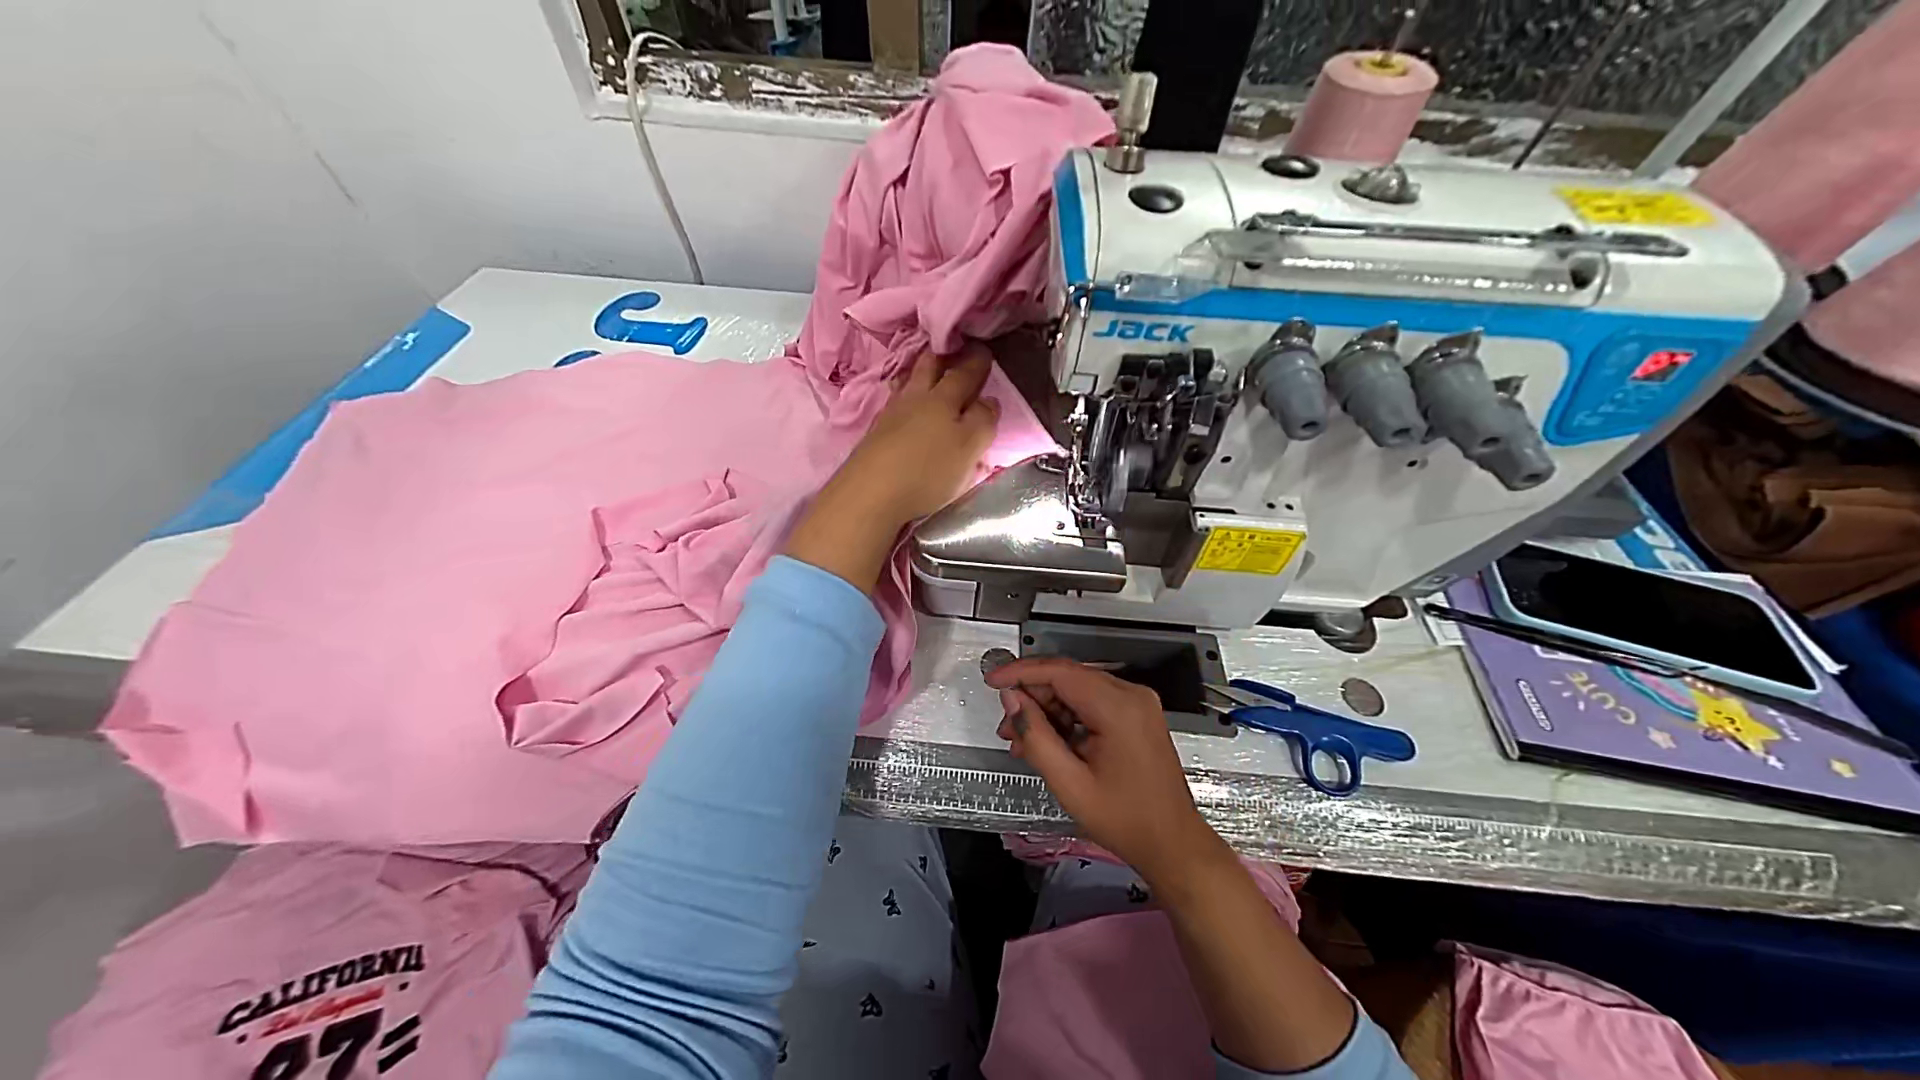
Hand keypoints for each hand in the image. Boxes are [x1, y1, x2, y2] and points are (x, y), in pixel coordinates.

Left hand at [784, 345, 998, 592]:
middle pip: (929, 367)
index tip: (984, 350)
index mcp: (943, 399)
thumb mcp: (969, 448)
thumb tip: (989, 401)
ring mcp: (890, 415)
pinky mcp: (874, 434)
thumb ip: (982, 422)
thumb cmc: (927, 471)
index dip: (976, 362)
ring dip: (918, 372)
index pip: (964, 373)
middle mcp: (914, 399)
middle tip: (952, 347)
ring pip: (907, 383)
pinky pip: (894, 403)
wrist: (869, 494)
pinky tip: (902, 403)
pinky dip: (903, 395)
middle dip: (943, 355)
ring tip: (925, 368)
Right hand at [985, 657, 1230, 883]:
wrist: (1172, 844)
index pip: (1059, 672)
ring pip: (1078, 690)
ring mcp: (1137, 704)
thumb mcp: (1069, 782)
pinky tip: (1048, 742)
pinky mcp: (1137, 715)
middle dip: (1032, 697)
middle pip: (1068, 678)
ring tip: (1022, 741)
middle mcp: (1131, 695)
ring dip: (1047, 709)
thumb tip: (1012, 700)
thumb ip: (1036, 735)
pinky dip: (1067, 717)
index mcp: (1118, 707)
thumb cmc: (1125, 819)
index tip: (992, 680)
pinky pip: (1093, 703)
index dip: (1021, 673)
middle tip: (1007, 727)